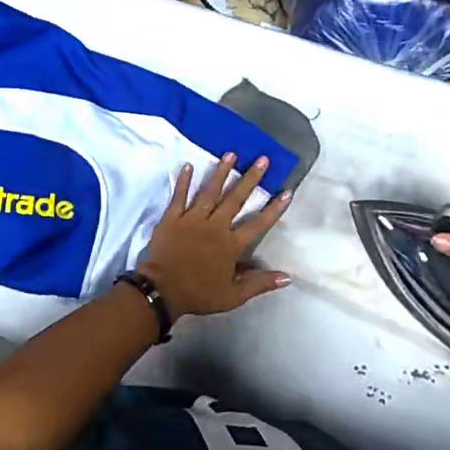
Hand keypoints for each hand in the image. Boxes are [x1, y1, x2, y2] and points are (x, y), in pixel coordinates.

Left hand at [138, 153, 293, 319]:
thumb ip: (259, 283)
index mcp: (230, 244)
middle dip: (250, 178)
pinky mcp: (172, 218)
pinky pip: (179, 196)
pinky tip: (189, 165)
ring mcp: (192, 219)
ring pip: (209, 192)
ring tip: (230, 154)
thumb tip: (287, 277)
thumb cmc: (198, 293)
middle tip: (262, 159)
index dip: (274, 208)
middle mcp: (214, 226)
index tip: (287, 191)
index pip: (258, 224)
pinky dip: (184, 181)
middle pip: (235, 199)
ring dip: (221, 172)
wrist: (162, 289)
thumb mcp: (233, 295)